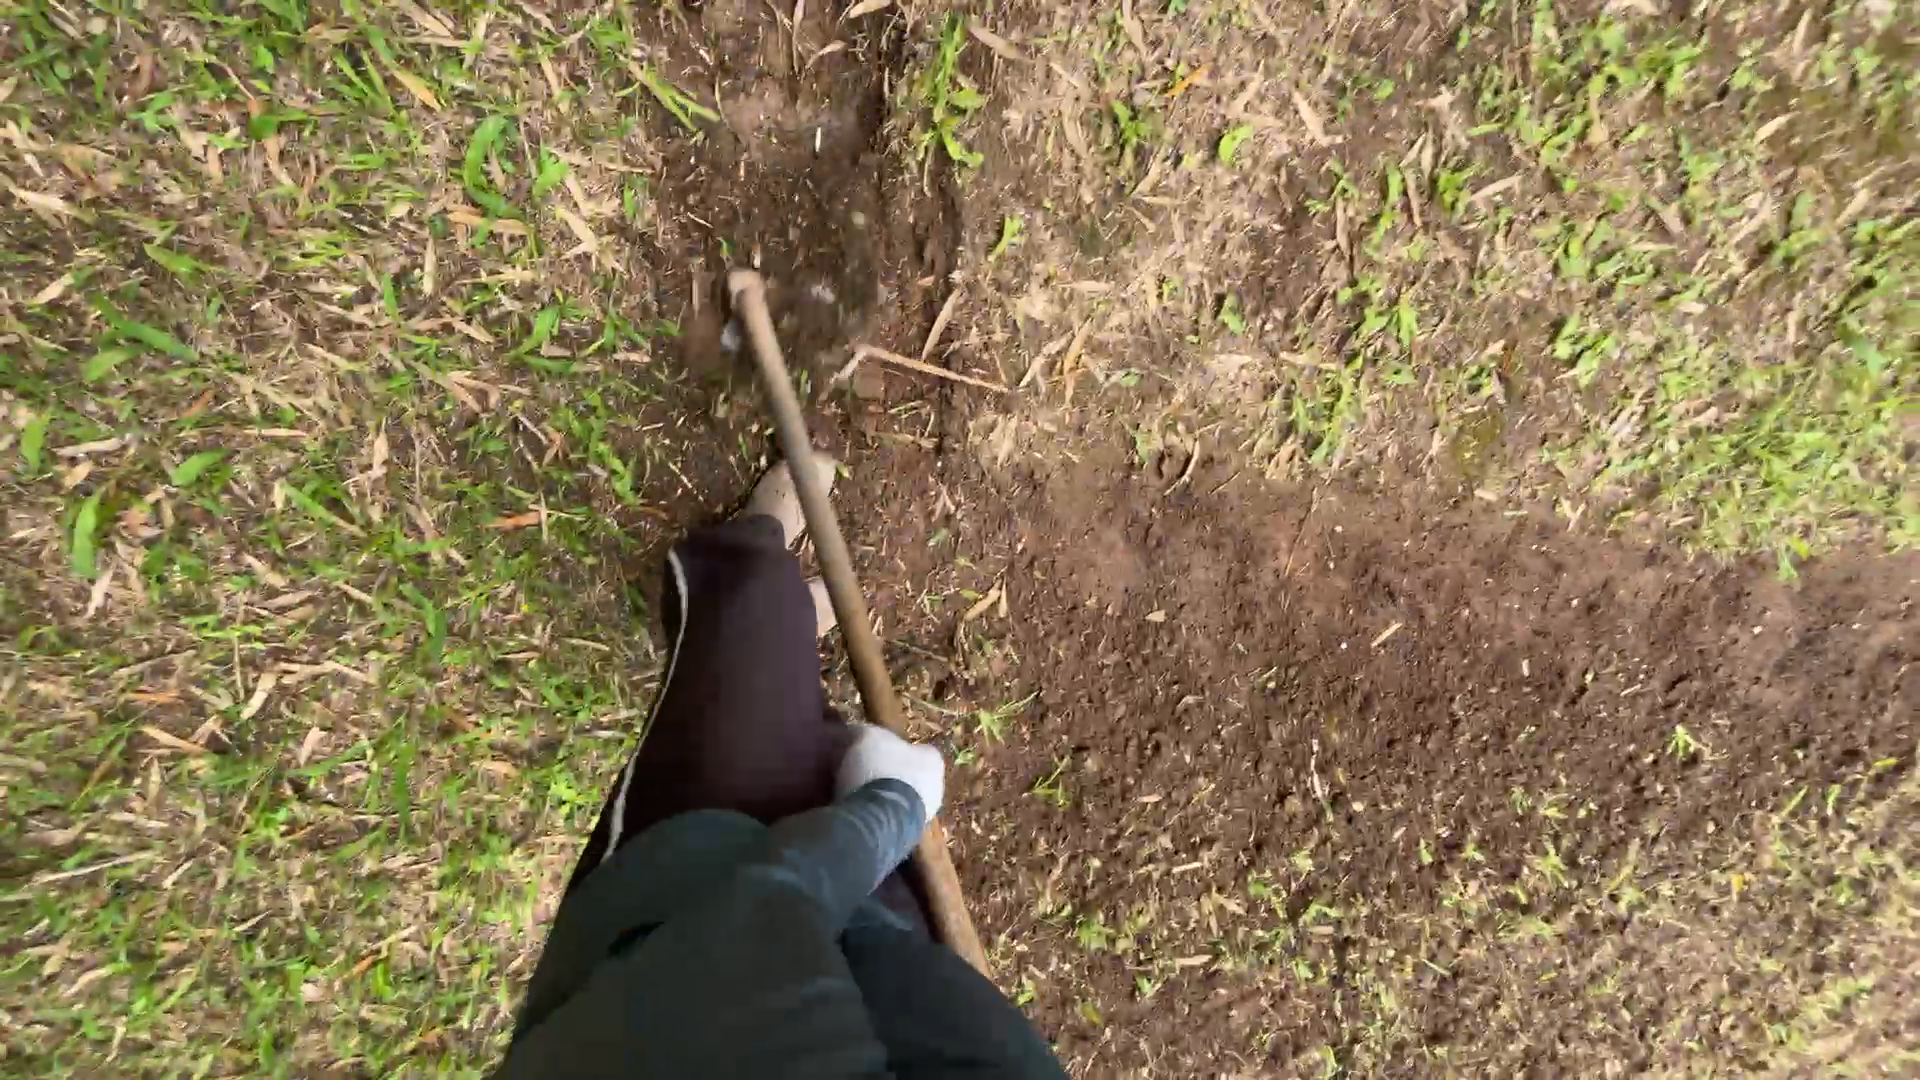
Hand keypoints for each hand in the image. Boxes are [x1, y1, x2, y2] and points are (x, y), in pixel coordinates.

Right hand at [835, 724, 943, 819]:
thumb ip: (864, 732)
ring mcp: (923, 817)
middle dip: (886, 773)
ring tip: (851, 794)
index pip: (916, 748)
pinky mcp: (905, 841)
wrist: (877, 821)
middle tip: (859, 770)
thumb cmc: (879, 768)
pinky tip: (854, 814)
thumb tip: (854, 731)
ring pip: (899, 800)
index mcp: (934, 759)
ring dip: (880, 796)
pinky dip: (874, 817)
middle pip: (909, 775)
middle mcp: (936, 788)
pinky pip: (888, 821)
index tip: (870, 749)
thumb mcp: (867, 736)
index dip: (892, 747)